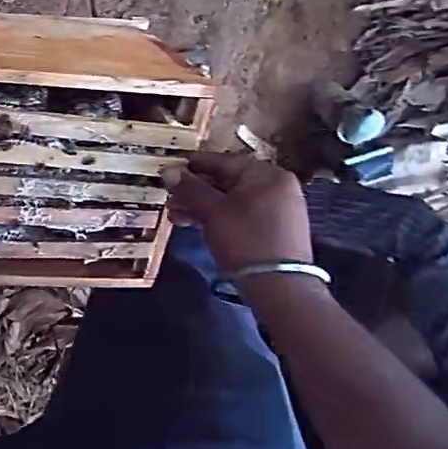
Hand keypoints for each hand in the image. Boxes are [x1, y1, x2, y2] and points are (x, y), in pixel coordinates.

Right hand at [162, 152, 313, 269]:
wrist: (280, 287)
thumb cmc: (245, 239)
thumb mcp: (213, 211)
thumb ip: (190, 188)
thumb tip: (167, 171)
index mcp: (265, 173)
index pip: (221, 161)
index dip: (190, 166)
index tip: (167, 172)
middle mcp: (275, 185)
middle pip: (225, 180)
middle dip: (194, 190)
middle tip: (169, 199)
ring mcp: (276, 207)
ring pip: (230, 199)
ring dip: (201, 206)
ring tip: (176, 216)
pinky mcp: (273, 227)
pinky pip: (240, 213)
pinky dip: (218, 216)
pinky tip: (195, 224)